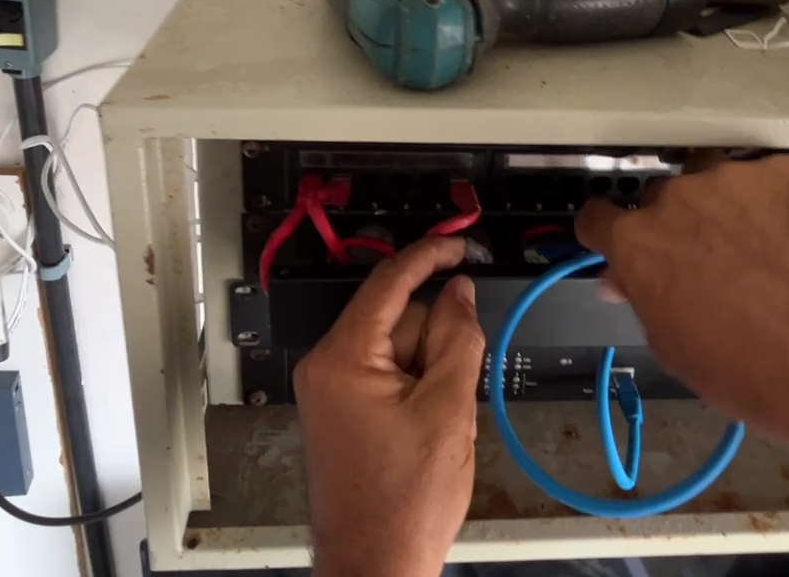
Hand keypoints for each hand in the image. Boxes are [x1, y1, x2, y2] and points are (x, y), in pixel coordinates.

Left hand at [295, 236, 484, 576]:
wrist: (374, 570)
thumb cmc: (405, 501)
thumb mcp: (447, 409)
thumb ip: (457, 338)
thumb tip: (459, 290)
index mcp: (344, 356)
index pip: (389, 281)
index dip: (429, 254)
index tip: (461, 244)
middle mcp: (327, 363)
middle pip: (397, 317)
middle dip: (435, 337)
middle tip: (454, 386)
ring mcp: (331, 386)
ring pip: (397, 345)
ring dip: (428, 367)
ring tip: (436, 421)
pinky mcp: (341, 405)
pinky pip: (386, 369)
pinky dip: (415, 383)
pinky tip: (424, 424)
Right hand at [576, 154, 788, 435]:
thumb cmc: (759, 368)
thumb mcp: (673, 346)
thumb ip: (642, 296)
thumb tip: (629, 279)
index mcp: (638, 242)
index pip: (597, 216)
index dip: (606, 231)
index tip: (615, 235)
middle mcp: (677, 199)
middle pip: (660, 198)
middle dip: (674, 225)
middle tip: (704, 260)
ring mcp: (732, 181)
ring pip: (712, 180)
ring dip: (721, 206)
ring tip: (755, 251)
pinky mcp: (785, 174)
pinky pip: (766, 179)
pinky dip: (773, 203)